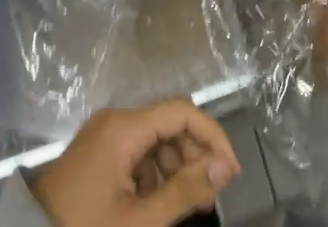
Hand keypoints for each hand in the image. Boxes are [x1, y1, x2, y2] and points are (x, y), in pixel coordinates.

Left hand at [31, 99, 241, 225]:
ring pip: (155, 138)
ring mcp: (103, 135)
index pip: (183, 112)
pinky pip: (136, 151)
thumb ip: (185, 191)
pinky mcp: (97, 151)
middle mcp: (114, 120)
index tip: (230, 172)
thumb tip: (225, 167)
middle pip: (170, 123)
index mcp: (124, 128)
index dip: (213, 136)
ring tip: (189, 202)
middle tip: (212, 193)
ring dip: (177, 165)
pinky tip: (159, 201)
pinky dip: (155, 171)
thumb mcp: (140, 220)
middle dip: (196, 154)